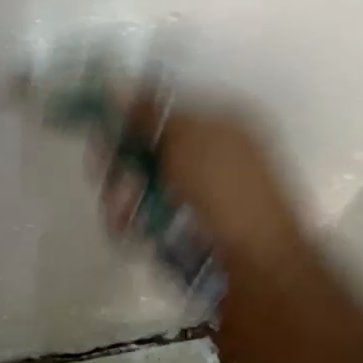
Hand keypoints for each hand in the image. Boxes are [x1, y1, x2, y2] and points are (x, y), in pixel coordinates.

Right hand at [94, 91, 310, 272]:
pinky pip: (152, 218)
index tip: (100, 124)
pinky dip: (135, 223)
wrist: (262, 276)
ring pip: (146, 184)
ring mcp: (205, 198)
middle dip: (122, 159)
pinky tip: (128, 232)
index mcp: (224, 122)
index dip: (130, 111)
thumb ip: (149, 112)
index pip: (167, 104)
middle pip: (151, 145)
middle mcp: (216, 155)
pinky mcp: (194, 234)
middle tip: (101, 172)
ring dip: (124, 195)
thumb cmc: (228, 194)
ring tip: (121, 215)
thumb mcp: (187, 139)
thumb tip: (116, 85)